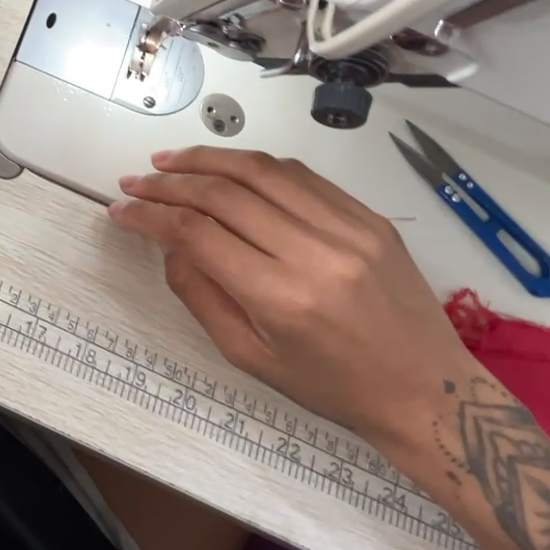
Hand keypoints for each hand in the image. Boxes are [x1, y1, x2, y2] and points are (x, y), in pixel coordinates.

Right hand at [108, 147, 476, 444]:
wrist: (429, 391)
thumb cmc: (331, 385)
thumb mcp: (248, 355)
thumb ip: (199, 294)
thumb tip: (167, 244)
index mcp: (281, 297)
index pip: (196, 233)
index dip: (149, 215)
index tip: (120, 209)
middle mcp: (315, 253)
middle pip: (223, 194)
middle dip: (168, 182)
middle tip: (135, 181)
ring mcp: (349, 229)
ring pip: (261, 170)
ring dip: (206, 159)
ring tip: (169, 160)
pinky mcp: (370, 217)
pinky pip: (300, 175)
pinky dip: (253, 165)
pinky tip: (226, 168)